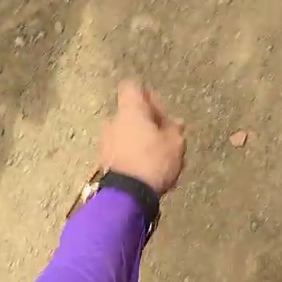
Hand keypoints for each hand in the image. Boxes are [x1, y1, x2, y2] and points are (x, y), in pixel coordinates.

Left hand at [101, 80, 185, 194]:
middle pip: (130, 112)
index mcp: (130, 110)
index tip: (161, 112)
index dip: (148, 95)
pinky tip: (147, 169)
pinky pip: (122, 150)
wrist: (127, 195)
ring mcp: (106, 142)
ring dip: (140, 140)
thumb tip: (174, 123)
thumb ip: (174, 129)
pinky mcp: (105, 161)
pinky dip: (133, 154)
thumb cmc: (153, 161)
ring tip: (158, 157)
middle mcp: (113, 121)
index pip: (132, 86)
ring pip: (126, 133)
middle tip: (166, 137)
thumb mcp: (175, 143)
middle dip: (148, 122)